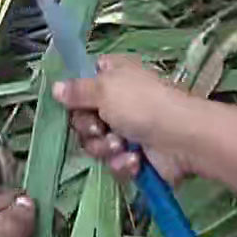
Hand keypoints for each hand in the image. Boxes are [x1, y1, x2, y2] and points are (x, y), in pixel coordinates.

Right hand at [52, 55, 205, 182]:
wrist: (182, 139)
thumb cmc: (142, 104)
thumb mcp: (104, 89)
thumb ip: (77, 90)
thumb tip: (55, 86)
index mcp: (112, 73)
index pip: (82, 81)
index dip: (74, 95)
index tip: (71, 104)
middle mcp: (117, 98)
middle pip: (83, 117)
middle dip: (89, 128)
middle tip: (100, 127)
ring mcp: (126, 127)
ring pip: (96, 142)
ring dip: (106, 147)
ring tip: (122, 146)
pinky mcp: (134, 154)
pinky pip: (113, 162)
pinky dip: (123, 163)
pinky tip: (135, 160)